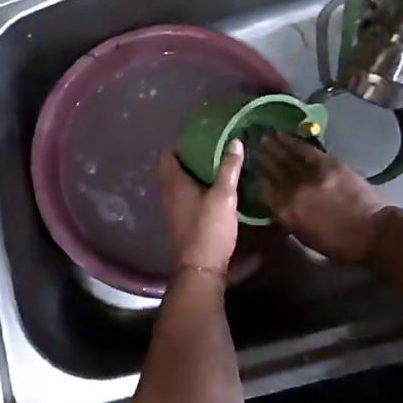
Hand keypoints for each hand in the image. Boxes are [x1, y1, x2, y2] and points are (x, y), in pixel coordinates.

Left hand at [159, 141, 243, 273]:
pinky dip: (196, 189)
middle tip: (213, 148)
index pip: (168, 154)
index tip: (200, 135)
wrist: (200, 267)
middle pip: (174, 168)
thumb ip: (229, 168)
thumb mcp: (224, 196)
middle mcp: (167, 193)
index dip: (181, 143)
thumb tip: (234, 141)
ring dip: (194, 174)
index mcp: (173, 183)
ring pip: (180, 184)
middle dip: (191, 157)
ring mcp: (171, 209)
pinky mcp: (180, 221)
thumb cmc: (209, 228)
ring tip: (217, 165)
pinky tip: (214, 190)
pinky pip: (185, 197)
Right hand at [252, 133, 390, 263]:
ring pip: (286, 157)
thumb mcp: (303, 236)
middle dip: (263, 157)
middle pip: (273, 169)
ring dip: (274, 146)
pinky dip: (293, 142)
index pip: (264, 188)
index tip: (254, 167)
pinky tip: (283, 136)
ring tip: (265, 137)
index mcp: (285, 211)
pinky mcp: (328, 165)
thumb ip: (286, 216)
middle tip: (255, 147)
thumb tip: (278, 200)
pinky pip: (305, 150)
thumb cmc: (338, 243)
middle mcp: (293, 191)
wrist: (373, 233)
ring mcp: (311, 176)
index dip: (258, 176)